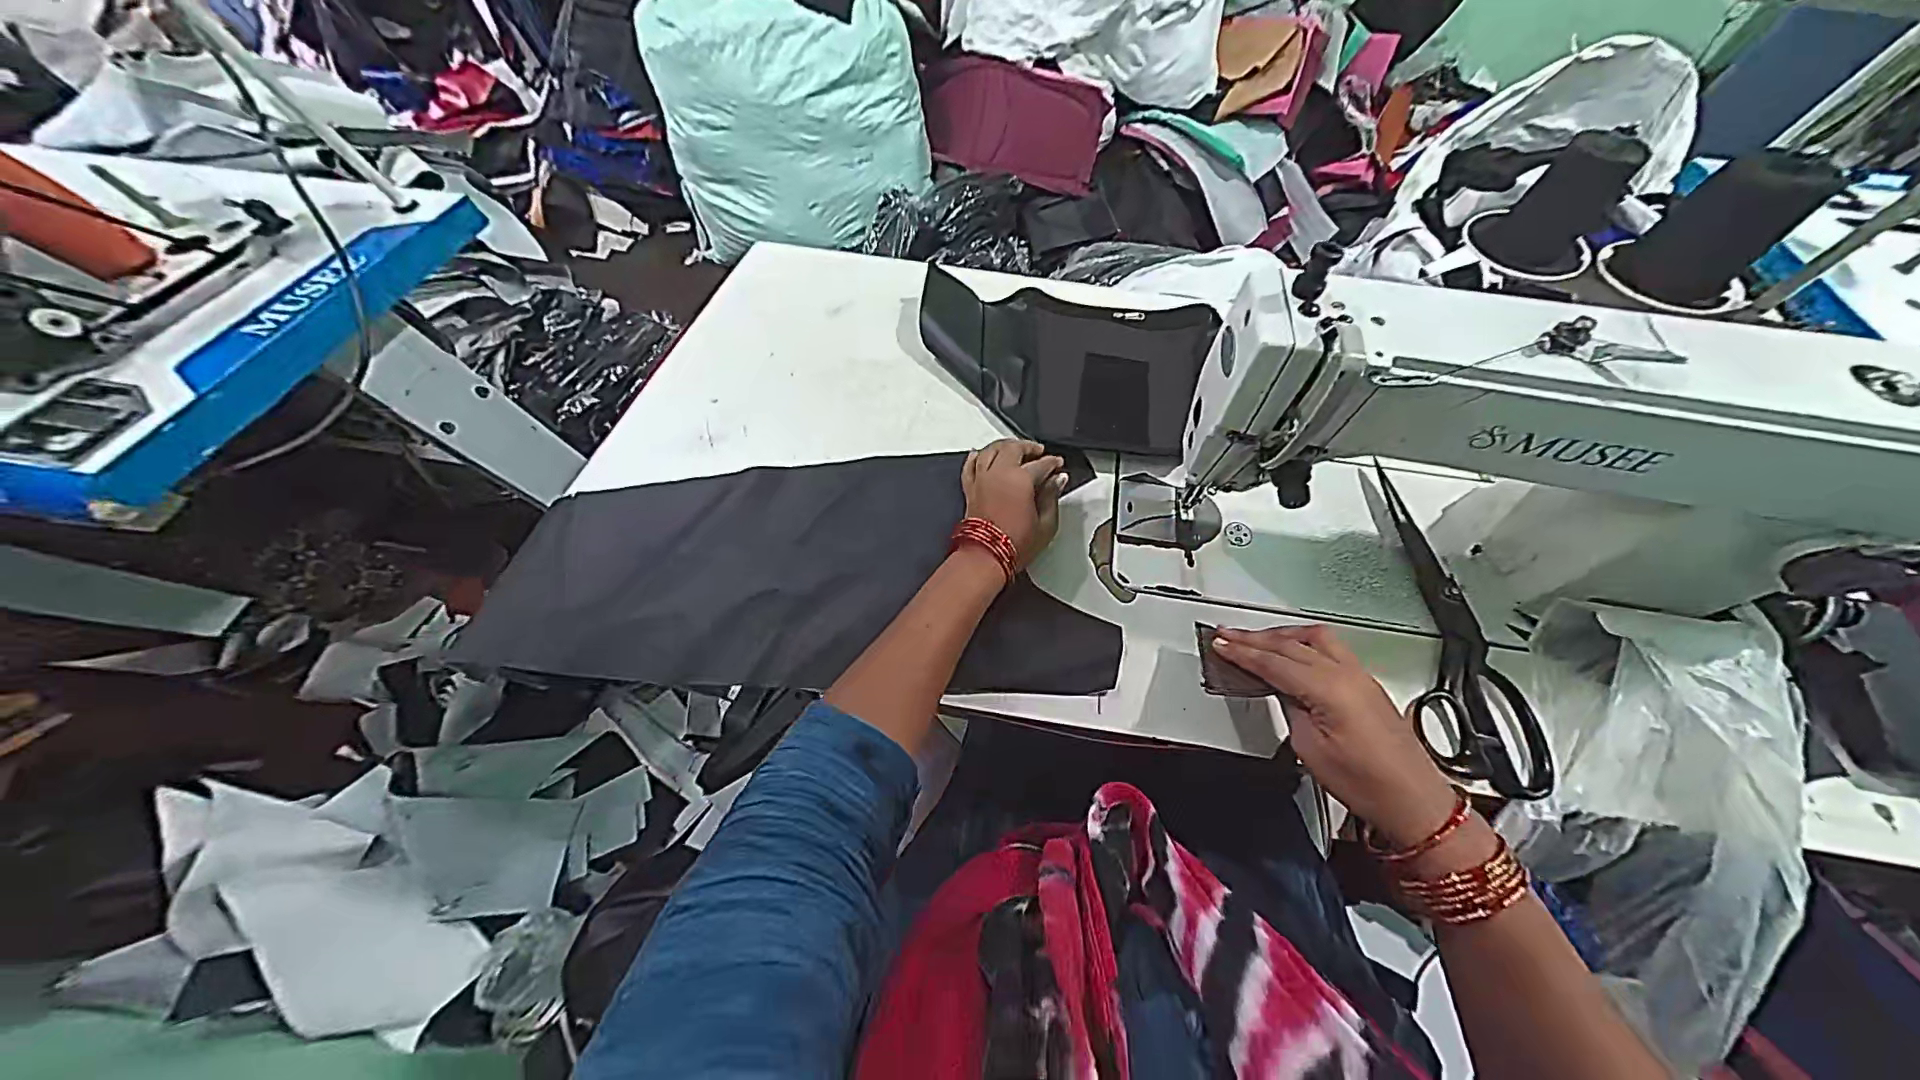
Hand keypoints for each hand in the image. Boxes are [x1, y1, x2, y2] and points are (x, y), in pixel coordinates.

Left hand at [962, 439, 1066, 570]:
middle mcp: (998, 474)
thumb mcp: (1046, 523)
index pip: (1041, 463)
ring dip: (1004, 446)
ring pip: (991, 450)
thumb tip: (1057, 481)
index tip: (1058, 465)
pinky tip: (980, 454)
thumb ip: (1052, 496)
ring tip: (1014, 448)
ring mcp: (982, 479)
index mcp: (1021, 479)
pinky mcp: (970, 489)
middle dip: (1029, 446)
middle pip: (1013, 448)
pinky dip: (977, 456)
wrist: (986, 557)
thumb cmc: (1013, 544)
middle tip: (1038, 451)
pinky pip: (971, 465)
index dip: (1053, 462)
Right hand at [1211, 625, 1458, 847]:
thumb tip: (1277, 689)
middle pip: (1291, 643)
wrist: (1413, 802)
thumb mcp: (1309, 747)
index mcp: (1330, 688)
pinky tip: (1292, 648)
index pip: (1274, 661)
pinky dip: (1302, 642)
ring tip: (1255, 637)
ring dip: (1280, 634)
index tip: (1221, 645)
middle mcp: (1348, 674)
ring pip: (1313, 638)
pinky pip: (1330, 647)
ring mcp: (1361, 676)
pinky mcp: (1367, 684)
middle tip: (1227, 635)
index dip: (1242, 652)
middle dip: (1254, 637)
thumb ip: (1288, 708)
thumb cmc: (1369, 784)